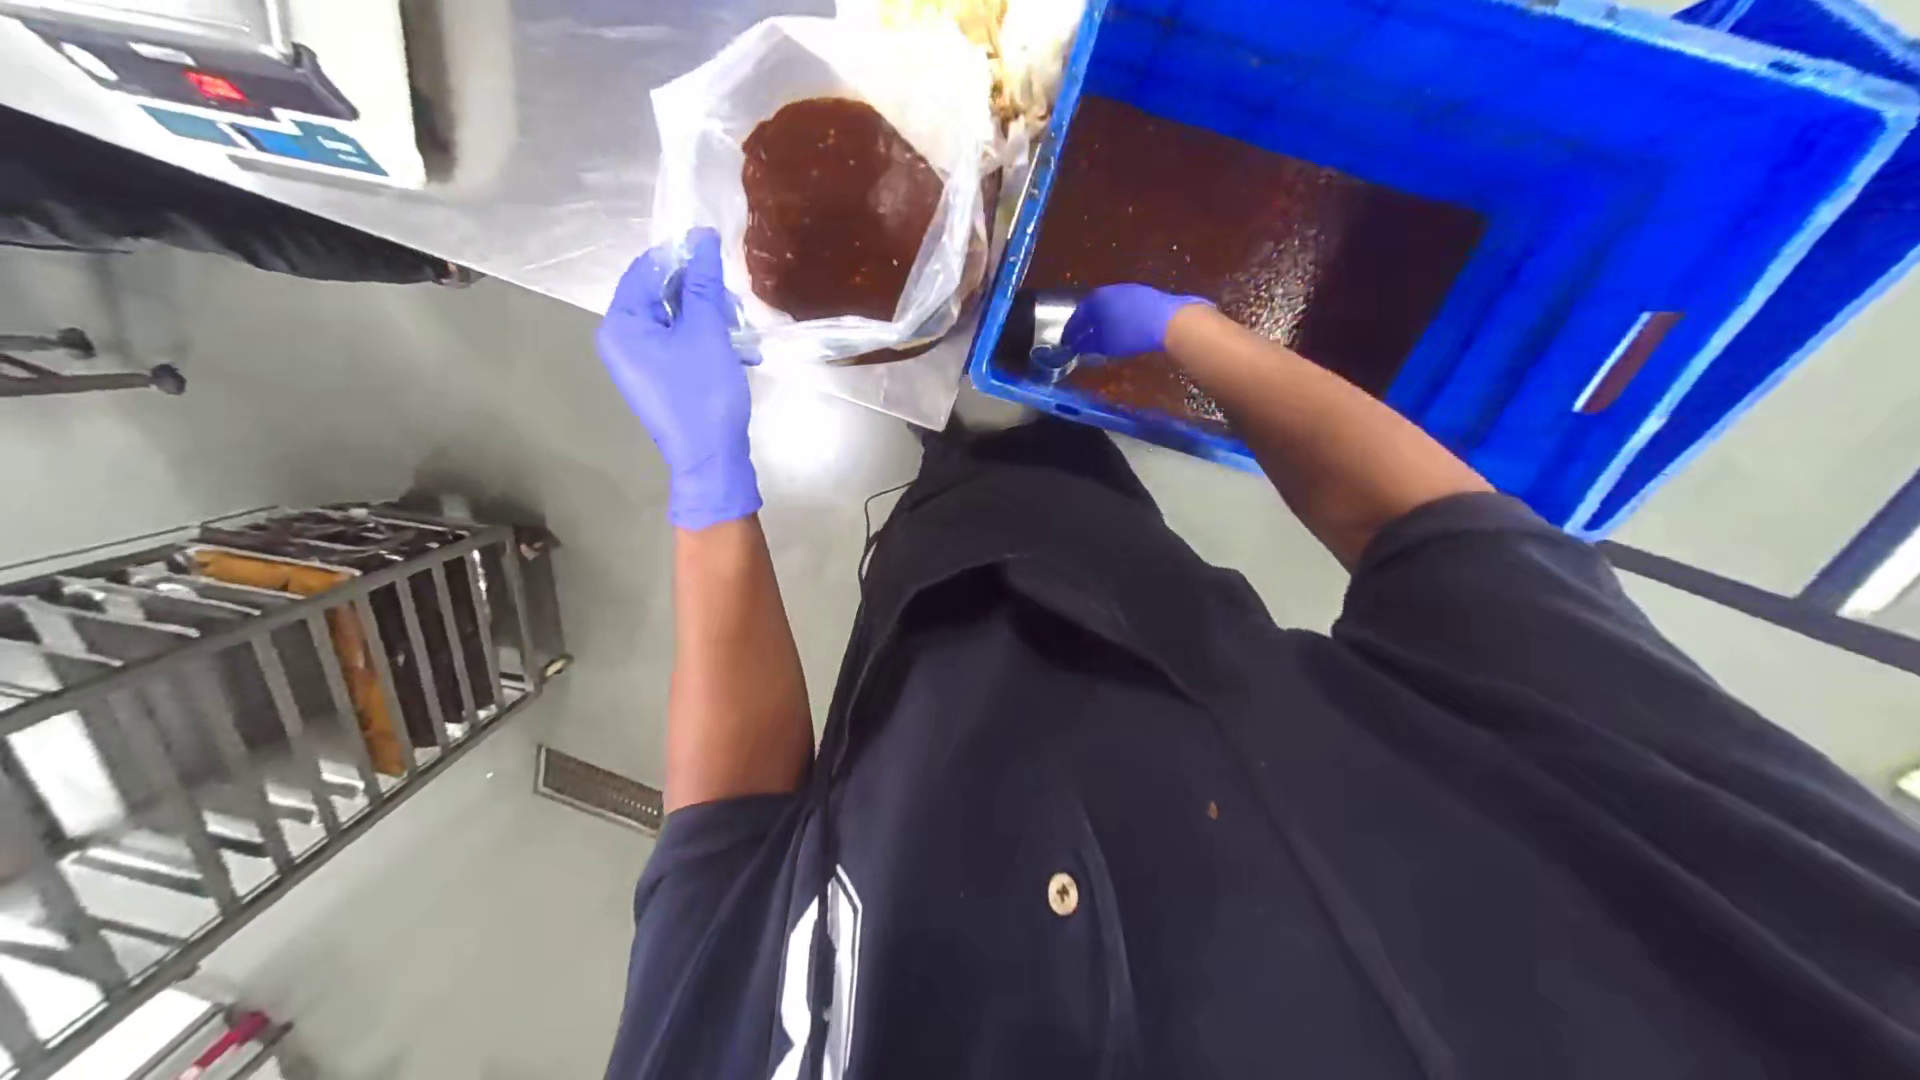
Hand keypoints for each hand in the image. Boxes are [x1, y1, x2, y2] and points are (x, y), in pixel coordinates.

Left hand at [599, 228, 760, 529]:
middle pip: (664, 295)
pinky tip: (742, 354)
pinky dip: (712, 343)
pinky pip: (684, 346)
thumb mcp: (707, 333)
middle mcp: (623, 340)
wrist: (711, 459)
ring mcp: (643, 363)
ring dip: (715, 321)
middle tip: (737, 310)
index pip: (648, 270)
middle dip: (705, 296)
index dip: (685, 259)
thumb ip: (703, 283)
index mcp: (622, 324)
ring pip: (680, 321)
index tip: (721, 258)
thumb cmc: (704, 394)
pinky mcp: (663, 379)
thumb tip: (701, 236)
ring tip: (745, 337)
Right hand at [1062, 284, 1208, 357]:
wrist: (1170, 321)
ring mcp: (1129, 290)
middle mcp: (1110, 290)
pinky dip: (1118, 317)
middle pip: (1093, 308)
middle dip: (1087, 323)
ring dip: (1103, 320)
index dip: (1071, 331)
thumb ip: (1087, 344)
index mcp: (1095, 299)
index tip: (1067, 342)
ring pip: (1109, 306)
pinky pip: (1124, 306)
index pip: (1077, 315)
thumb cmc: (1131, 333)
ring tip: (1101, 334)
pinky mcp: (1145, 294)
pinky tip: (1121, 328)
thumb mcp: (1105, 344)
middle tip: (1082, 338)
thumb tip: (1077, 345)